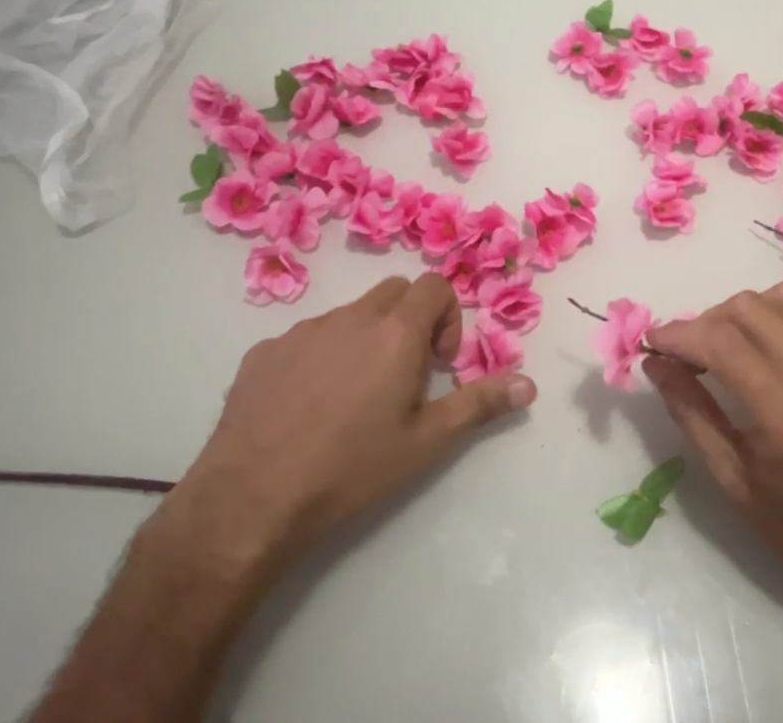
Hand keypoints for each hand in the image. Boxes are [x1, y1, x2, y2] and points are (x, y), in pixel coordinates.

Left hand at [151, 274, 536, 583]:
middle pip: (393, 293)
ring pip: (348, 315)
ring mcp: (301, 331)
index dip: (447, 320)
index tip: (438, 366)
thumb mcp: (428, 441)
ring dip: (365, 340)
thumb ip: (480, 403)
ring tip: (354, 399)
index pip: (435, 286)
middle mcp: (349, 317)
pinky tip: (308, 409)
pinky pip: (306, 339)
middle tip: (404, 377)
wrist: (253, 497)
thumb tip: (529, 384)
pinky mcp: (263, 352)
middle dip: (409, 322)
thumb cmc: (353, 468)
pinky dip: (321, 358)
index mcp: (395, 332)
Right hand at [643, 279, 782, 597]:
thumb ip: (692, 413)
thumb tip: (655, 363)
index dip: (679, 334)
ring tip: (735, 341)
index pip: (723, 344)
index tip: (653, 342)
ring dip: (751, 308)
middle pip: (750, 309)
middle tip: (691, 352)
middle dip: (707, 321)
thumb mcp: (733, 480)